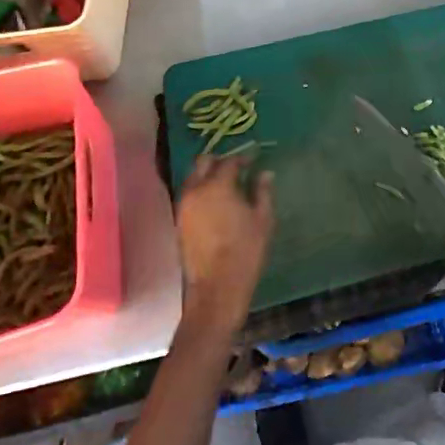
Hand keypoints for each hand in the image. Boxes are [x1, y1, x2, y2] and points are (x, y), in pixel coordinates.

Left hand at [176, 154, 273, 333]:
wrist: (216, 286)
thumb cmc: (245, 251)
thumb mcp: (262, 219)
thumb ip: (262, 192)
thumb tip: (265, 173)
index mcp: (217, 186)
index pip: (229, 162)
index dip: (243, 158)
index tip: (254, 158)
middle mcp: (195, 190)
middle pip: (203, 162)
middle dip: (220, 161)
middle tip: (237, 168)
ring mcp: (183, 205)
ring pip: (192, 177)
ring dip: (207, 175)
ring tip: (226, 184)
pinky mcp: (179, 220)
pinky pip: (189, 195)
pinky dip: (200, 190)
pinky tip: (215, 201)